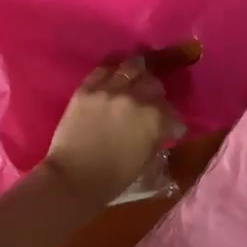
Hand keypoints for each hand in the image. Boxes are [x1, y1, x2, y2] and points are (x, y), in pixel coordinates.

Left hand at [42, 58, 183, 205]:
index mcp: (155, 120)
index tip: (170, 127)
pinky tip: (114, 73)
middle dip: (156, 93)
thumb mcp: (145, 161)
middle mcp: (136, 99)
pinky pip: (103, 70)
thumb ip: (155, 138)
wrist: (73, 179)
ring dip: (138, 71)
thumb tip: (160, 130)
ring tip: (137, 73)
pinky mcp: (87, 89)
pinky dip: (111, 70)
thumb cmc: (112, 180)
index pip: (173, 114)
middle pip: (154, 84)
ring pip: (131, 67)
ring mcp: (110, 91)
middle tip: (152, 100)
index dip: (173, 123)